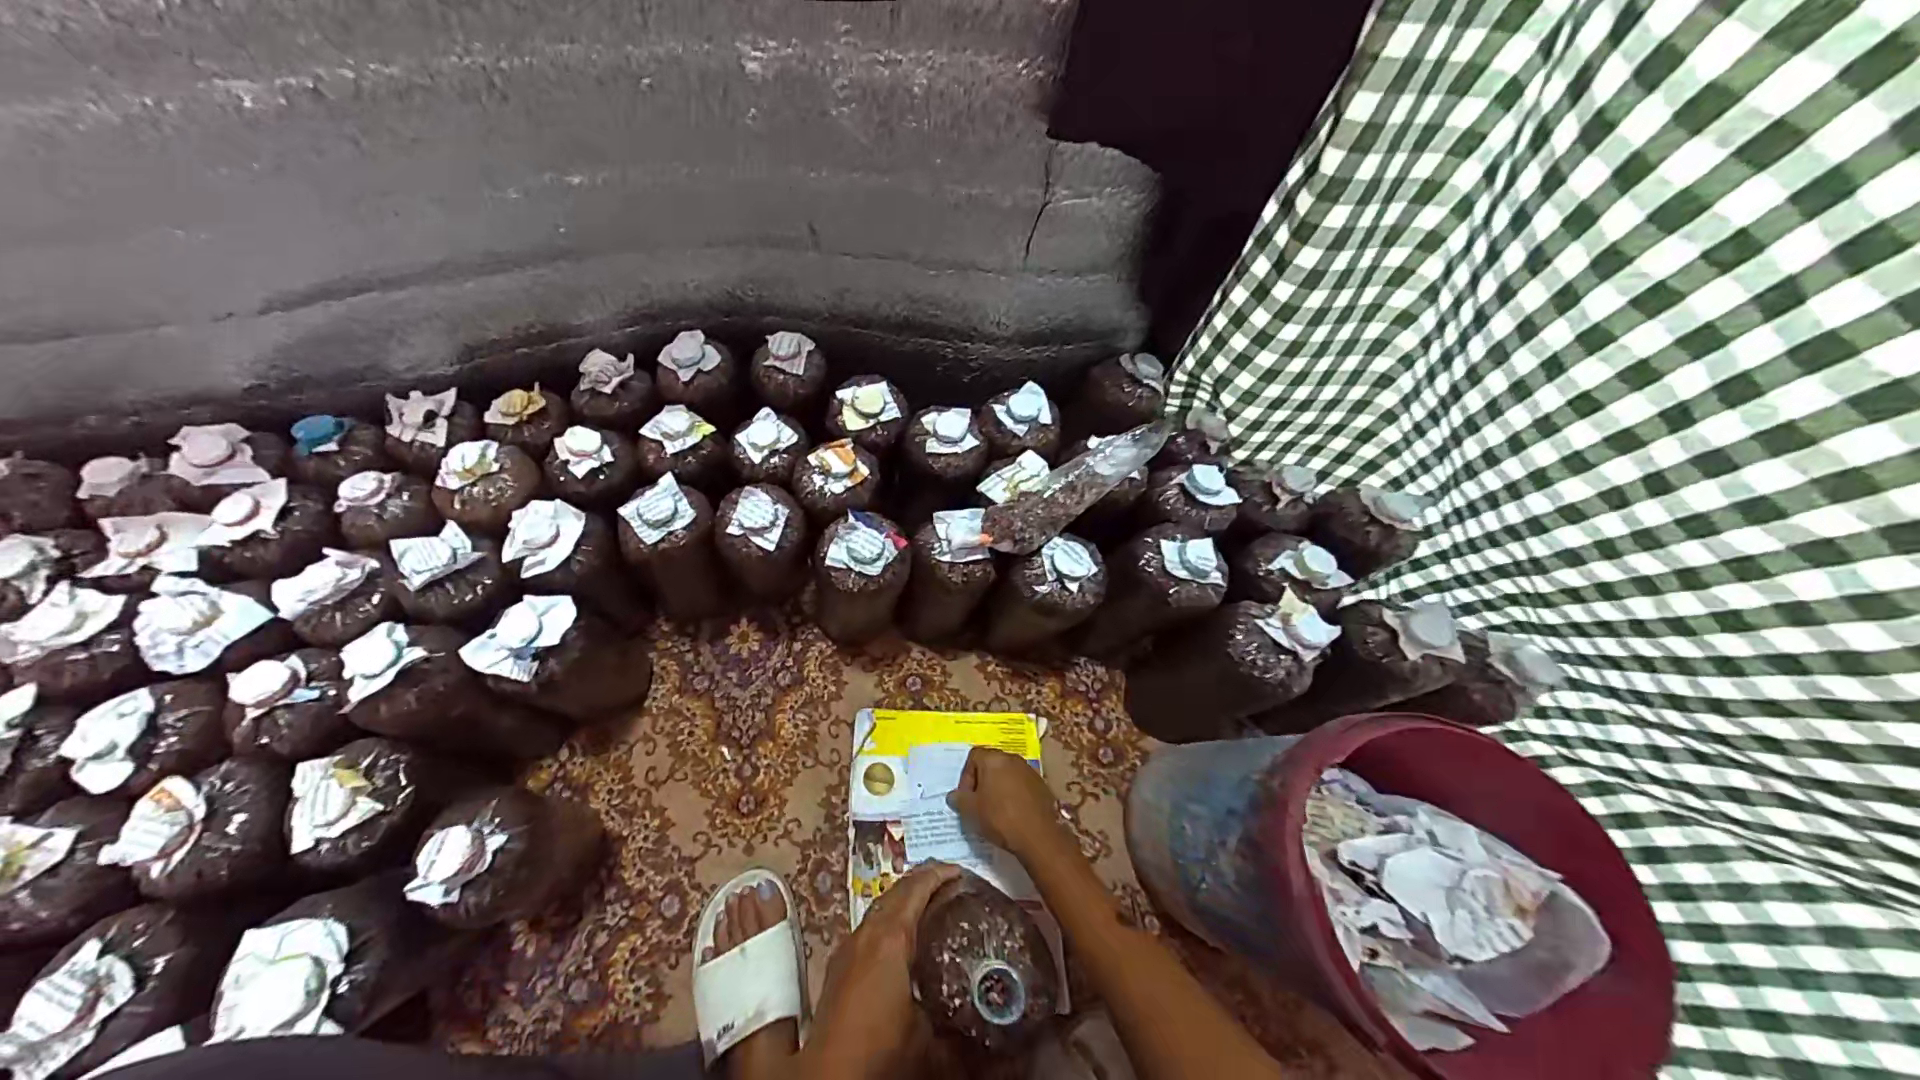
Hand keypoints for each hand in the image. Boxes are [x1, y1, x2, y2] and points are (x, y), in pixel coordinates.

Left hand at [803, 860, 962, 1079]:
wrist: (826, 1078)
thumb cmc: (880, 1048)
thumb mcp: (927, 1035)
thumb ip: (953, 1016)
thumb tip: (982, 1019)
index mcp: (889, 937)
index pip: (915, 889)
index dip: (938, 875)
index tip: (960, 871)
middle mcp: (866, 934)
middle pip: (895, 893)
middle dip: (922, 883)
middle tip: (950, 884)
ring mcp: (848, 949)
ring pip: (880, 909)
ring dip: (905, 902)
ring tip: (930, 907)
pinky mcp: (839, 968)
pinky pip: (870, 928)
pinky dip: (891, 921)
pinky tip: (902, 941)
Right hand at [946, 747, 1069, 861]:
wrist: (1039, 836)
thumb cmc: (1000, 818)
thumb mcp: (970, 811)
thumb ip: (959, 799)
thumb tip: (955, 795)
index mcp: (994, 759)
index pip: (973, 757)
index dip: (965, 776)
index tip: (966, 797)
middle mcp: (1013, 758)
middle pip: (991, 764)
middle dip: (982, 782)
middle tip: (978, 803)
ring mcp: (1030, 771)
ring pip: (1007, 774)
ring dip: (998, 788)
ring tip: (994, 810)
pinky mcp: (1042, 785)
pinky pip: (1021, 785)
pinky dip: (1014, 795)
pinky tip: (1012, 814)